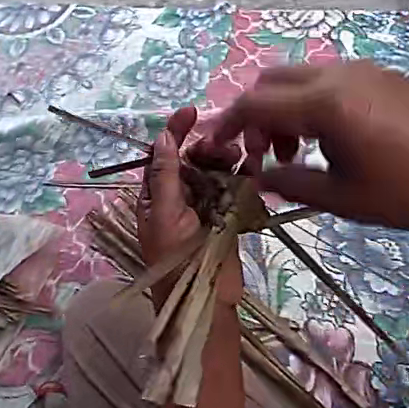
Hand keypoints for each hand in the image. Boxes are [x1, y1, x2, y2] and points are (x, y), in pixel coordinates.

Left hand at [139, 107, 243, 307]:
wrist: (203, 296)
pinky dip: (243, 173)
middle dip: (205, 147)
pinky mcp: (229, 214)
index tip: (190, 111)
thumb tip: (163, 137)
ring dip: (224, 158)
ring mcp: (206, 204)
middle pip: (193, 159)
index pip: (164, 155)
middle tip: (222, 147)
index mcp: (156, 194)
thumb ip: (165, 175)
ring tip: (237, 156)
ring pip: (215, 170)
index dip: (175, 131)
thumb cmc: (173, 256)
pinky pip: (235, 187)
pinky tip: (252, 164)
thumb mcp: (162, 213)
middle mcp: (180, 195)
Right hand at [209, 62, 408, 237]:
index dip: (229, 125)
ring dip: (283, 110)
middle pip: (271, 81)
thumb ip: (290, 182)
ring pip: (300, 78)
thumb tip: (258, 177)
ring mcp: (364, 71)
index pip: (254, 103)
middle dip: (255, 115)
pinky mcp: (383, 78)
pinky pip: (329, 81)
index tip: (217, 149)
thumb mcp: (342, 197)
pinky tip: (328, 141)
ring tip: (296, 155)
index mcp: (324, 102)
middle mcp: (339, 74)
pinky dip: (311, 105)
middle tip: (261, 156)